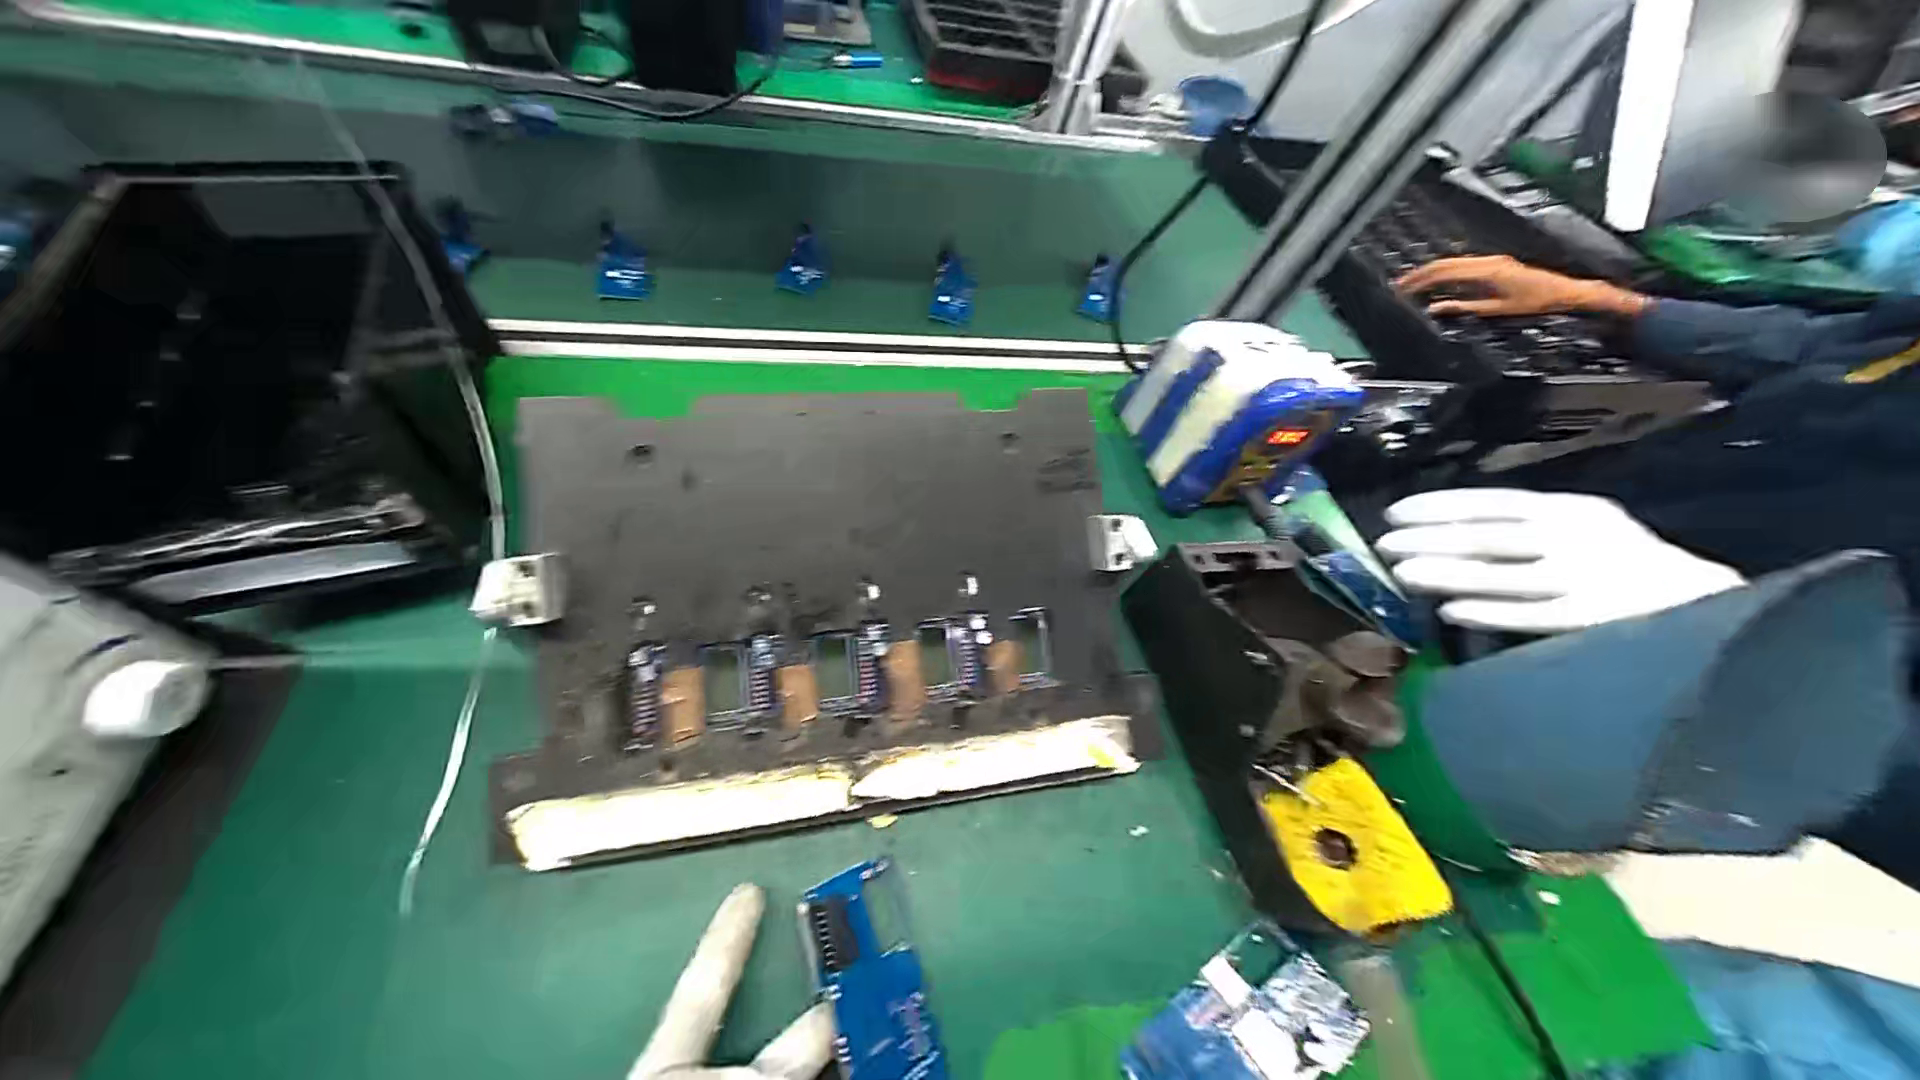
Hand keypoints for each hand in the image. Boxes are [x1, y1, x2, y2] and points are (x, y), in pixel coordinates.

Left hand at [1376, 489, 1744, 633]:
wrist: (1710, 604)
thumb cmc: (1617, 566)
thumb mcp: (1576, 532)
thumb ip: (1520, 530)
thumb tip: (1437, 534)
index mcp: (1571, 511)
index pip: (1492, 504)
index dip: (1438, 507)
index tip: (1393, 514)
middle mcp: (1579, 537)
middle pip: (1487, 537)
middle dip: (1429, 540)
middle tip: (1383, 545)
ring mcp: (1590, 577)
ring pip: (1501, 573)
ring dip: (1446, 573)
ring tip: (1401, 574)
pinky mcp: (1599, 618)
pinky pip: (1532, 614)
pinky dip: (1489, 611)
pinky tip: (1449, 611)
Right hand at [1394, 255, 1647, 318]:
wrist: (1565, 292)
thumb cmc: (1536, 301)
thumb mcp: (1495, 309)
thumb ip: (1462, 307)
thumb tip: (1435, 308)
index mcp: (1486, 272)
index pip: (1443, 272)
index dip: (1420, 280)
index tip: (1402, 289)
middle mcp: (1488, 262)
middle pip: (1444, 264)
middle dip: (1419, 274)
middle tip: (1398, 285)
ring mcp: (1491, 262)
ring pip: (1452, 263)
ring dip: (1429, 273)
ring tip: (1411, 283)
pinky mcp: (1494, 265)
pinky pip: (1462, 266)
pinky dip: (1444, 273)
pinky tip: (1435, 281)